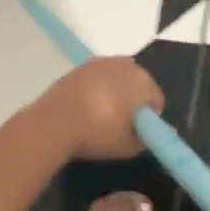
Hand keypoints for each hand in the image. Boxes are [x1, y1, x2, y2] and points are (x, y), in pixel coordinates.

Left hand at [31, 58, 165, 160]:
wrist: (54, 123)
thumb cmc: (98, 133)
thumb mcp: (128, 147)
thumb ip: (146, 140)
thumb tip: (150, 135)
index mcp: (142, 80)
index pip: (156, 100)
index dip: (149, 119)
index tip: (137, 132)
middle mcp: (124, 64)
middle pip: (137, 85)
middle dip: (132, 101)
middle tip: (120, 124)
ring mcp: (99, 63)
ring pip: (116, 80)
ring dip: (114, 93)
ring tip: (101, 117)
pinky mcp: (79, 67)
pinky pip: (96, 80)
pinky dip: (95, 90)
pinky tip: (85, 108)